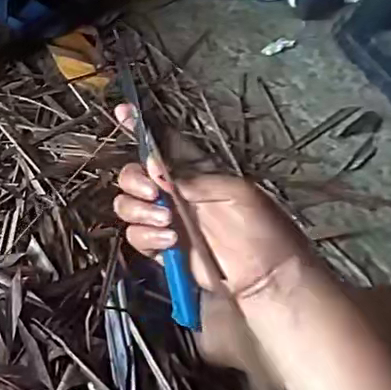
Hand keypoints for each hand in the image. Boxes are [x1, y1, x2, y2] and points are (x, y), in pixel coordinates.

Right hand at [110, 104, 318, 301]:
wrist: (266, 277)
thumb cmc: (262, 231)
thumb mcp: (234, 191)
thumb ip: (191, 178)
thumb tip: (155, 168)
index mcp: (194, 172)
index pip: (162, 143)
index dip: (140, 126)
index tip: (124, 112)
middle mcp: (174, 192)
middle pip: (133, 175)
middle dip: (135, 180)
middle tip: (152, 190)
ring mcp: (165, 219)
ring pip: (127, 205)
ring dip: (141, 211)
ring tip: (167, 222)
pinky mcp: (160, 246)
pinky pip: (135, 235)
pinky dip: (147, 237)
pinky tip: (170, 242)